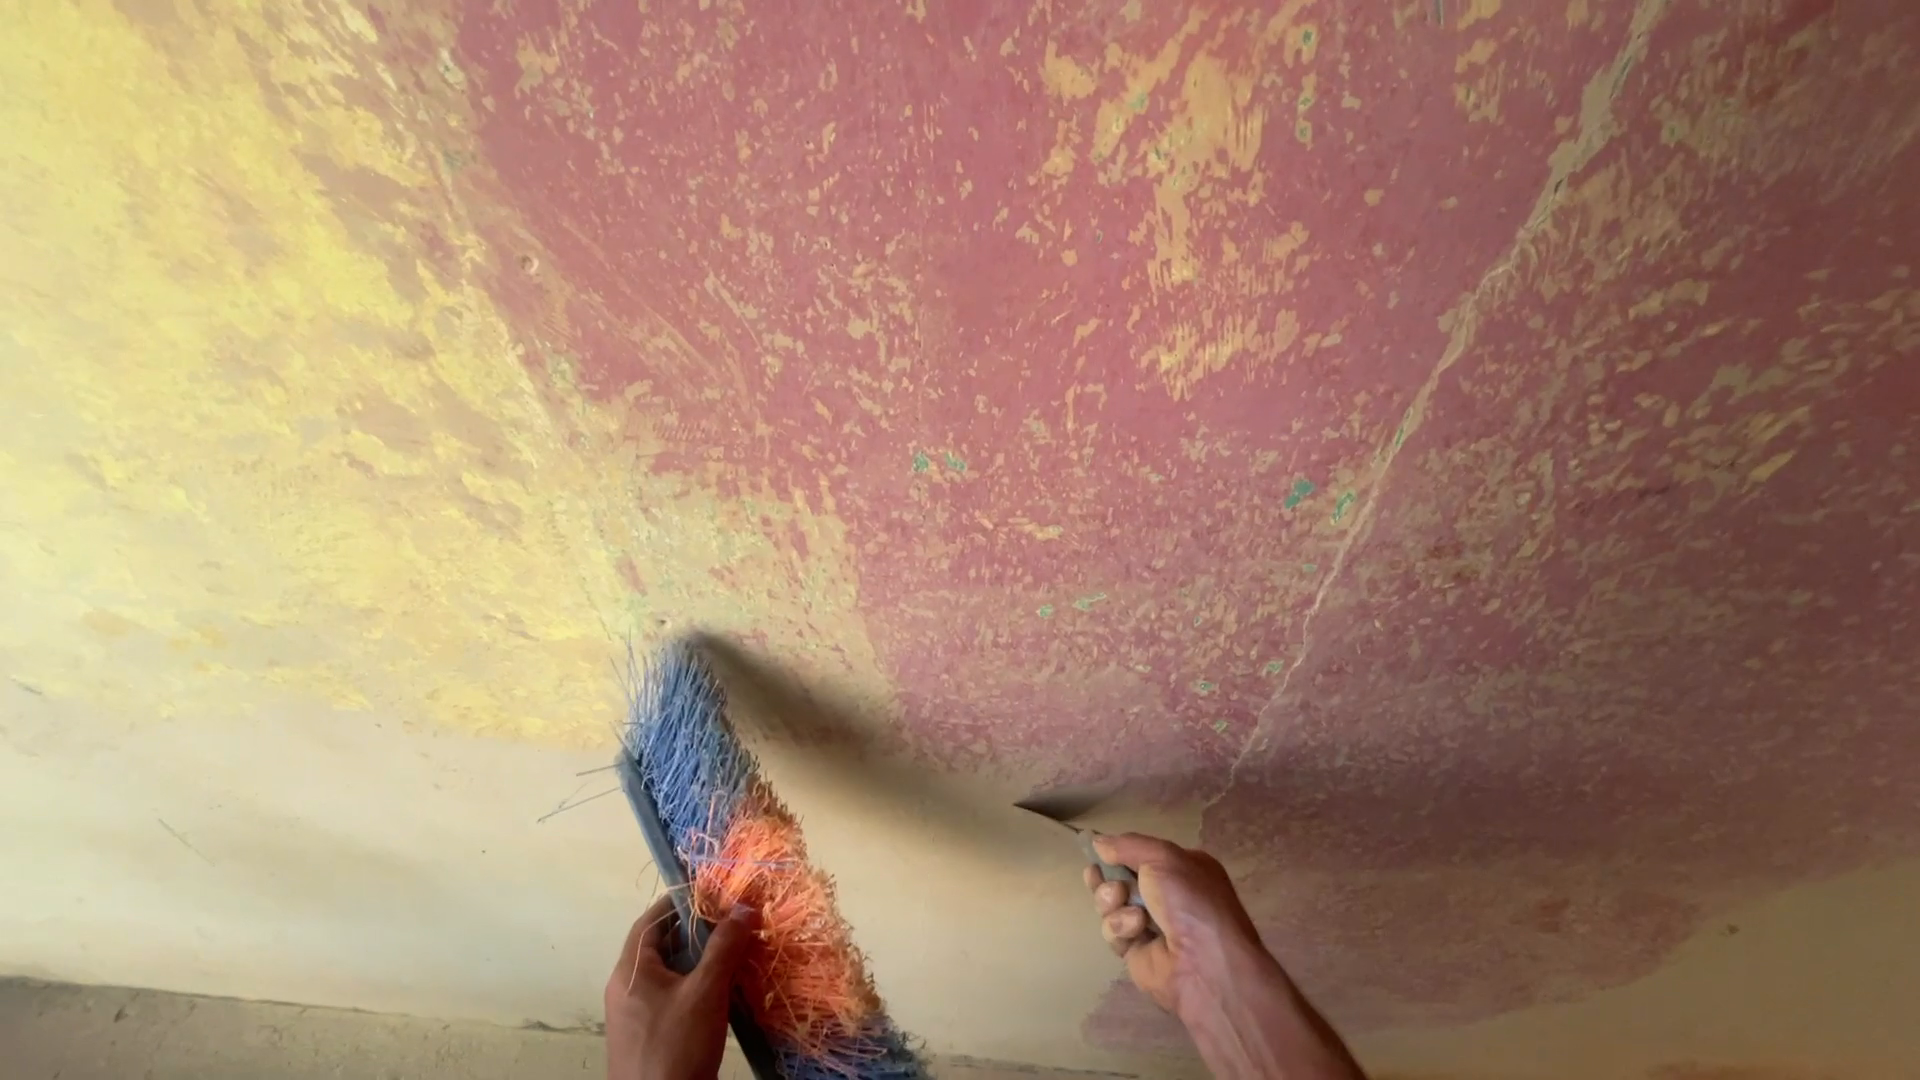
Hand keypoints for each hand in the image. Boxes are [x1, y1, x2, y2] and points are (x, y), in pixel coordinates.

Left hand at [605, 894, 756, 1079]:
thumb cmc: (676, 1046)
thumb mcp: (706, 990)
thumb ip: (725, 945)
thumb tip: (745, 906)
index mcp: (630, 973)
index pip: (650, 922)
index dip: (678, 902)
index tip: (710, 890)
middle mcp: (628, 990)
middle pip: (662, 946)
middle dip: (698, 929)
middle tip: (732, 917)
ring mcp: (638, 1016)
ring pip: (671, 972)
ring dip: (701, 958)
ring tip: (737, 947)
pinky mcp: (651, 1037)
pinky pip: (674, 996)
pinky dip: (698, 984)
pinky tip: (727, 986)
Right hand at [1087, 833, 1365, 1079]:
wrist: (1213, 972)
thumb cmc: (1199, 908)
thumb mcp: (1167, 858)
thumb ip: (1130, 845)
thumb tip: (1100, 841)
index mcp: (1182, 869)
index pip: (1140, 852)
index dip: (1118, 852)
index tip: (1098, 852)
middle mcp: (1167, 896)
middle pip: (1118, 878)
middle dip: (1109, 879)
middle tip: (1112, 883)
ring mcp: (1154, 927)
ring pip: (1110, 905)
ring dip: (1114, 906)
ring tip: (1134, 913)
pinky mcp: (1140, 955)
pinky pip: (1113, 934)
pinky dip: (1119, 930)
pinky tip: (1137, 934)